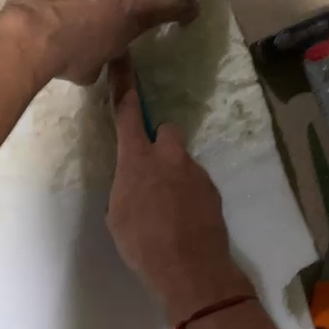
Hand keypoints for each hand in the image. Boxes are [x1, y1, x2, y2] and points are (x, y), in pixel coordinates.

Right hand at [106, 59, 254, 323]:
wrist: (189, 269)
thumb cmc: (141, 243)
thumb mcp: (117, 214)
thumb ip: (124, 186)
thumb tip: (133, 181)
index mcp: (137, 160)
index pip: (129, 114)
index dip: (124, 86)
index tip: (124, 60)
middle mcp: (169, 157)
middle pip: (166, 132)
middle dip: (159, 145)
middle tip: (150, 174)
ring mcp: (195, 172)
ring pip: (181, 161)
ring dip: (173, 175)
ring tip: (166, 210)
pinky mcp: (212, 190)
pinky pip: (194, 182)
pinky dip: (187, 195)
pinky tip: (181, 221)